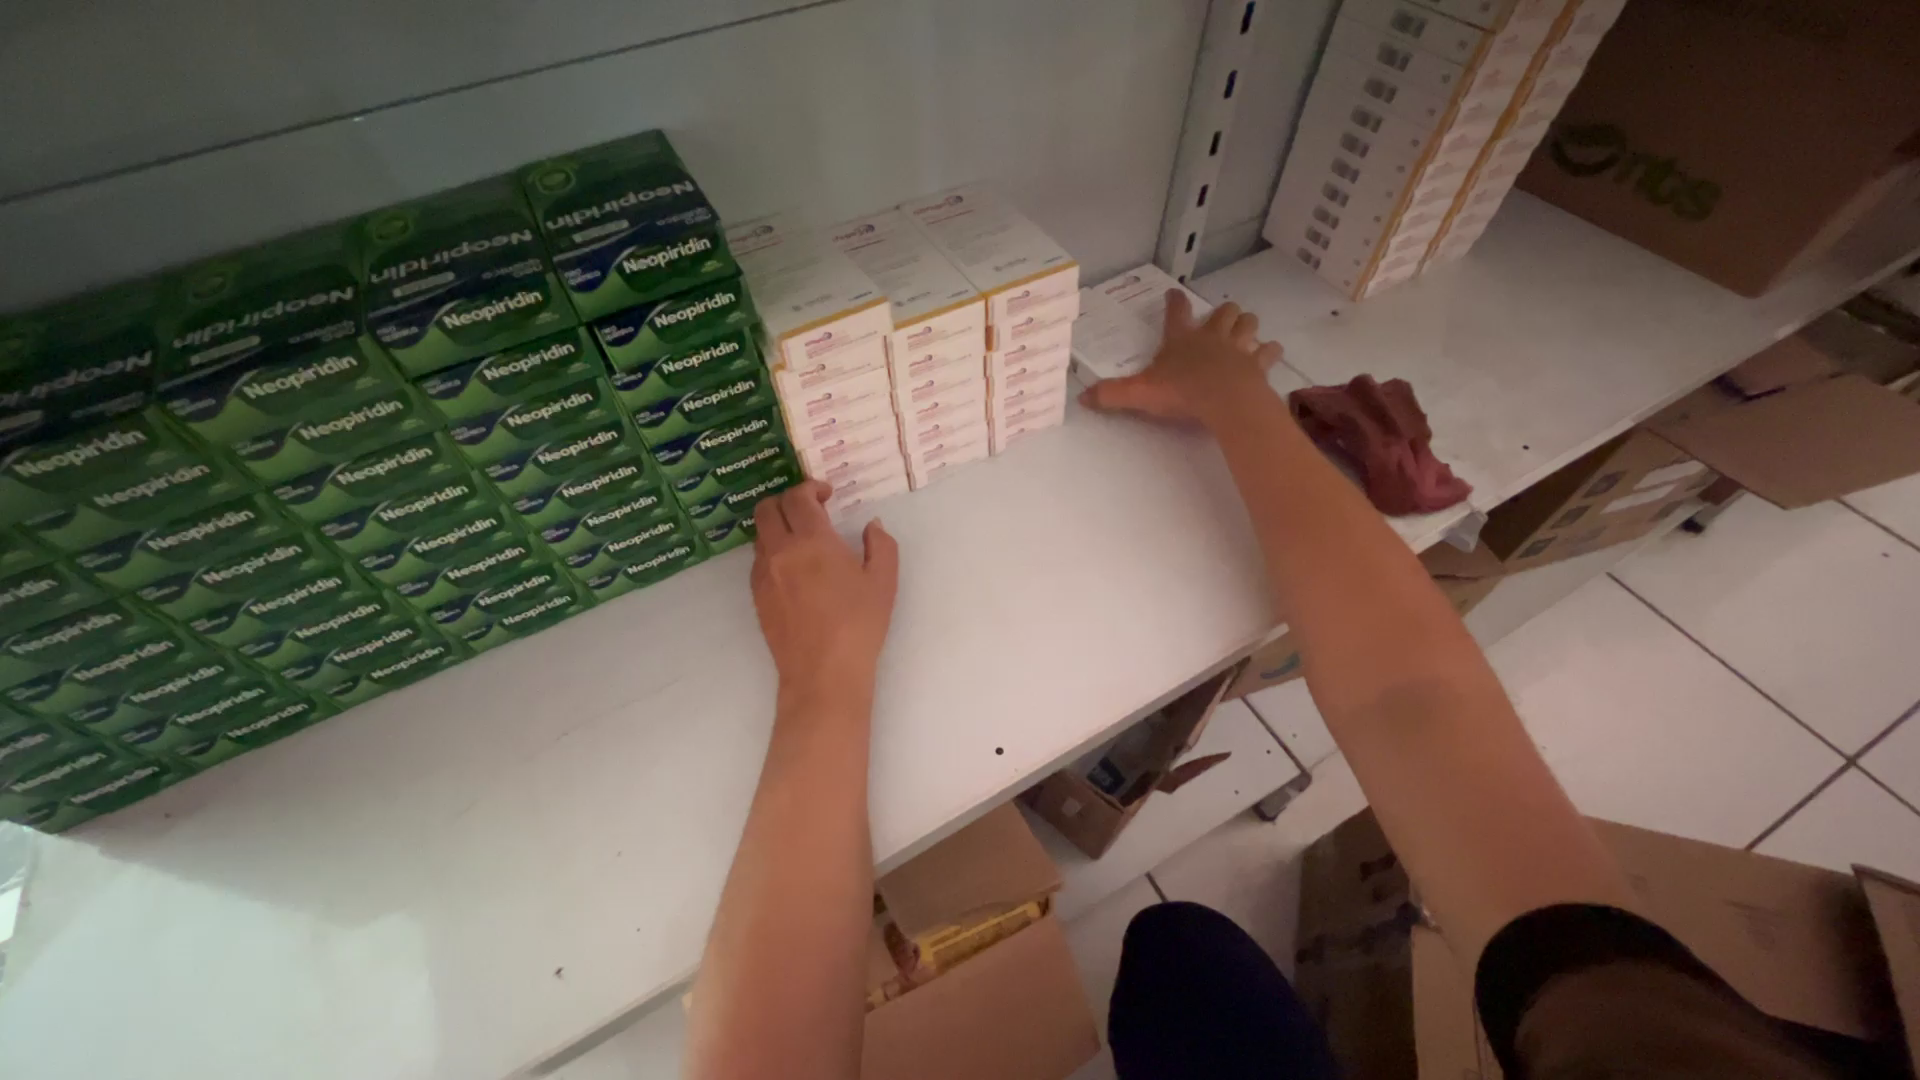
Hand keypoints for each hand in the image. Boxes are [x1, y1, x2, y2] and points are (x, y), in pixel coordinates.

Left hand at [750, 480, 899, 705]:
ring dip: (778, 527)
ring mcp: (764, 574)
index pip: (798, 498)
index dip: (810, 488)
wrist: (823, 672)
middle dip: (786, 501)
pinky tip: (794, 570)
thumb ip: (881, 545)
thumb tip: (871, 526)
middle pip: (767, 509)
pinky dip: (773, 552)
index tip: (826, 495)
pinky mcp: (757, 596)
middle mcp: (781, 551)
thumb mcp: (883, 581)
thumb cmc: (859, 624)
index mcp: (812, 541)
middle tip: (809, 511)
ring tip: (802, 540)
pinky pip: (759, 561)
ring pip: (760, 535)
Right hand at [1080, 290, 1283, 427]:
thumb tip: (1081, 398)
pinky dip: (1270, 352)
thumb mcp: (1139, 394)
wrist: (1224, 400)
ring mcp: (1238, 349)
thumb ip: (1111, 395)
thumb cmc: (1181, 392)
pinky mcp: (1258, 365)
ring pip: (1248, 324)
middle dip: (1223, 312)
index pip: (1176, 313)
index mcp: (1181, 340)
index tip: (1175, 294)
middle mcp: (1211, 338)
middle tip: (1221, 317)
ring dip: (1247, 324)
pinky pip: (1269, 352)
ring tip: (1246, 330)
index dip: (1175, 302)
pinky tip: (1270, 354)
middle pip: (1223, 312)